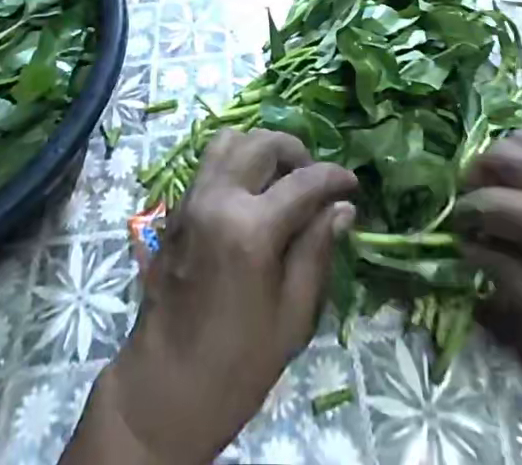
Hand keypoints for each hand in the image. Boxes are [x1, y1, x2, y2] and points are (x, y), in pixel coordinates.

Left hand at [63, 130, 356, 463]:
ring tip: (282, 180)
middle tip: (315, 181)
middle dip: (295, 152)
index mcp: (250, 228)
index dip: (334, 177)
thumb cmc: (241, 359)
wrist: (168, 379)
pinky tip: (252, 195)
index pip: (303, 181)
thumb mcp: (294, 312)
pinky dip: (235, 163)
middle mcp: (216, 198)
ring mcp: (190, 198)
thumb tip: (340, 207)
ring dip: (259, 149)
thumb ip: (316, 249)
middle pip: (260, 144)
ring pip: (227, 142)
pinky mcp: (175, 208)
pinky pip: (207, 164)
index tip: (352, 184)